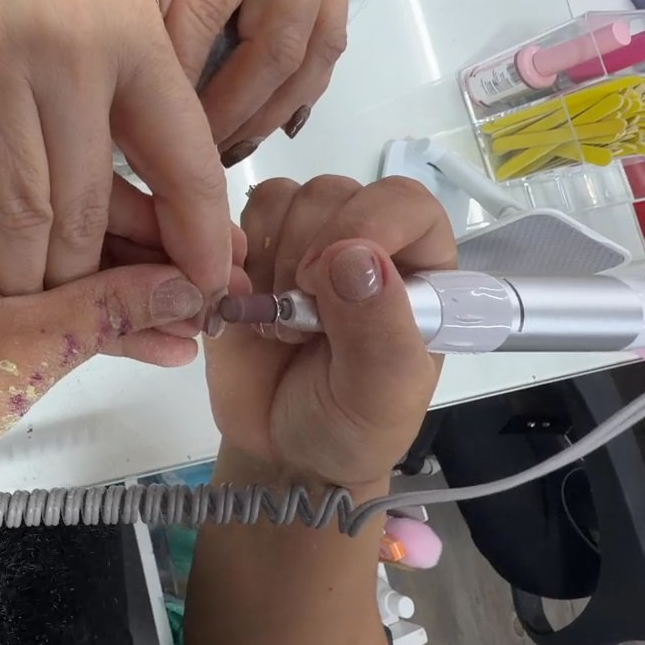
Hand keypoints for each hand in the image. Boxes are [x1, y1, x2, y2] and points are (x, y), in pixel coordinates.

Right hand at [0, 0, 230, 330]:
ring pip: (8, 200)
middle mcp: (68, 53)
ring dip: (13, 271)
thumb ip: (141, 47)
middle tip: (76, 307)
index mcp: (130, 29)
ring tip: (11, 307)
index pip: (180, 157)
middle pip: (84, 200)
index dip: (195, 235)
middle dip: (85, 270)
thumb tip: (152, 133)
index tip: (203, 289)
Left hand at [0, 184, 207, 492]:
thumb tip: (194, 285)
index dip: (163, 233)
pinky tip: (154, 344)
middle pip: (84, 237)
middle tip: (226, 296)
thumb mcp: (24, 348)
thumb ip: (109, 310)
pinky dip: (96, 328)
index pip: (86, 199)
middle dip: (156, 274)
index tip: (224, 257)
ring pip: (73, 277)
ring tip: (202, 329)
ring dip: (133, 306)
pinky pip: (51, 308)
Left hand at [113, 0, 349, 159]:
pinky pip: (330, 40)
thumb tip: (146, 14)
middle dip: (230, 107)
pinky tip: (266, 124)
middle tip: (185, 158)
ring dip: (269, 111)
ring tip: (222, 154)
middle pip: (279, 39)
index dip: (177, 65)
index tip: (138, 117)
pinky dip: (300, 91)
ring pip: (315, 51)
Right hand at [206, 176, 453, 487]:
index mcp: (415, 269)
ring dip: (267, 258)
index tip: (320, 282)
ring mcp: (300, 247)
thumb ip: (379, 330)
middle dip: (303, 256)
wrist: (280, 450)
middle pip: (332, 195)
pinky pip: (235, 220)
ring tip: (273, 321)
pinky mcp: (248, 256)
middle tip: (298, 325)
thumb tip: (352, 255)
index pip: (403, 203)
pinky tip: (238, 302)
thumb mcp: (381, 396)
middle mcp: (361, 245)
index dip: (362, 225)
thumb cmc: (347, 426)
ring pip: (282, 199)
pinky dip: (229, 255)